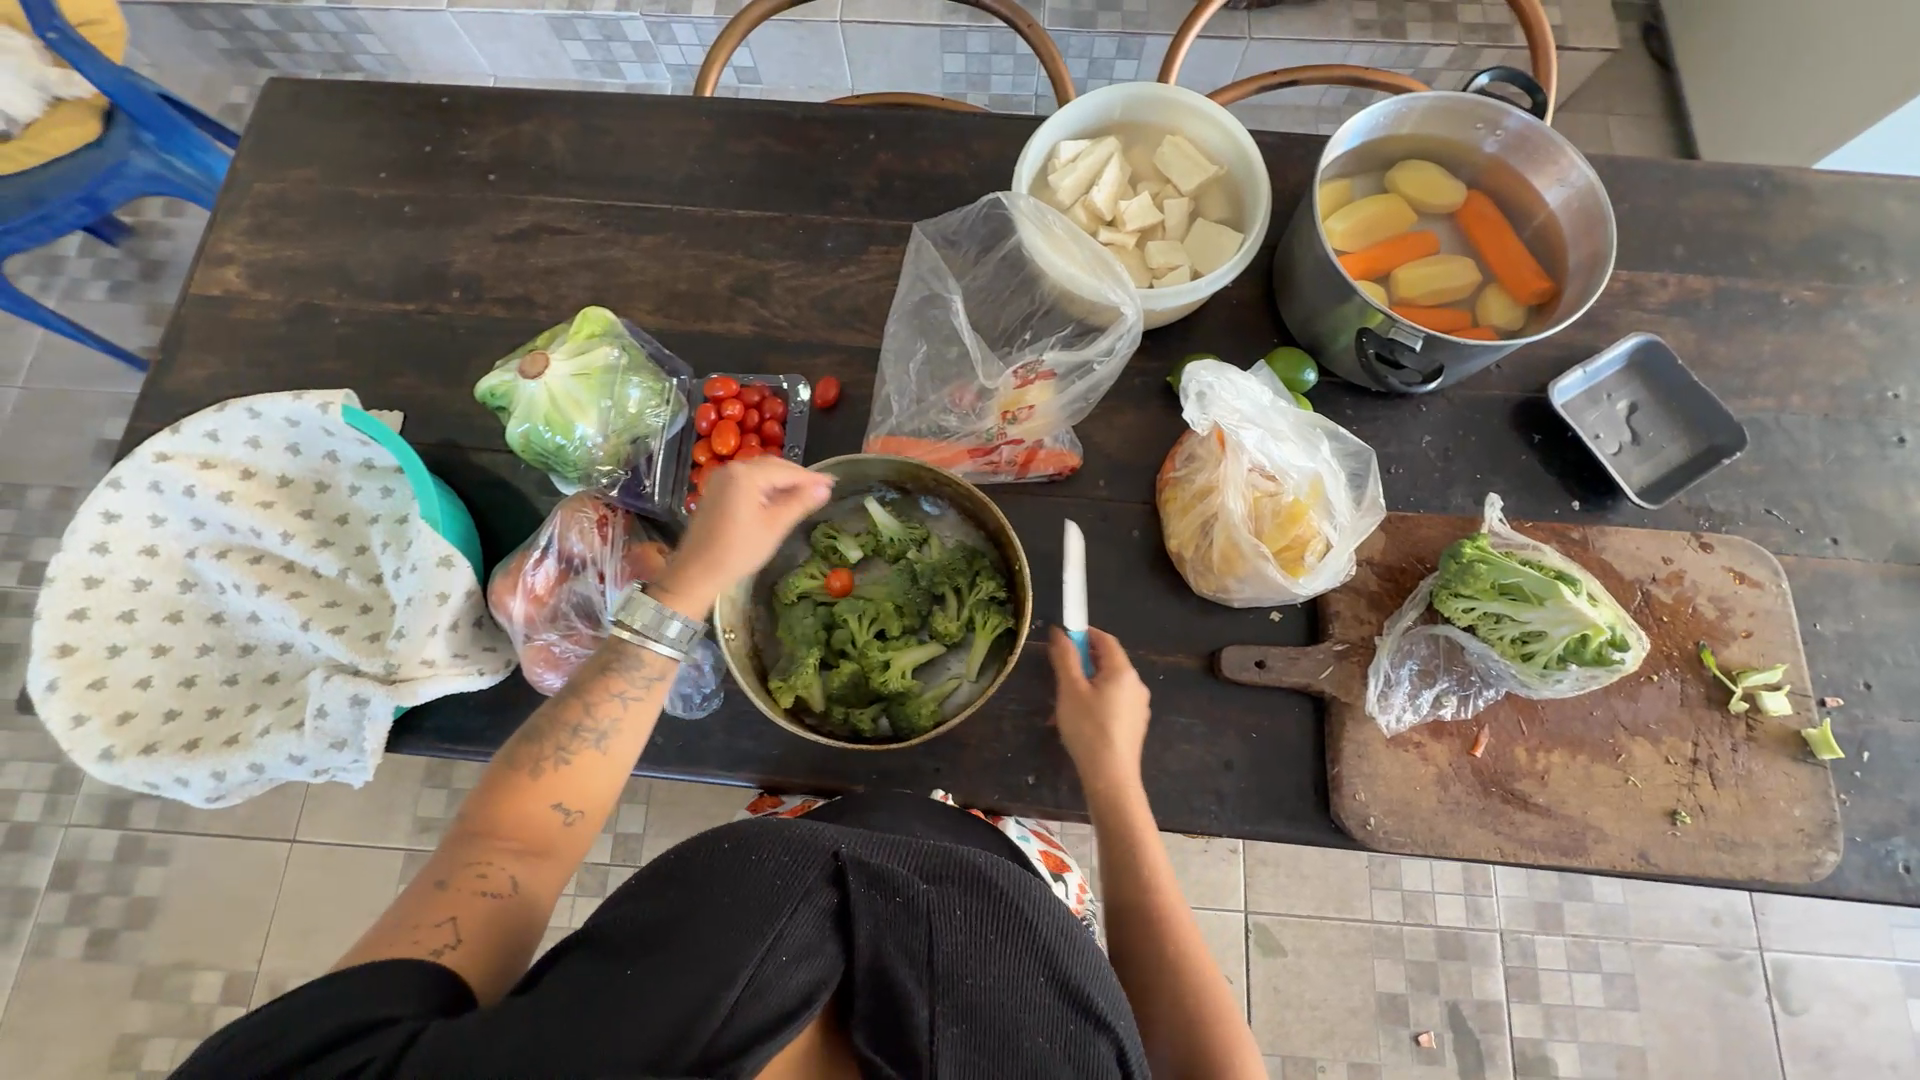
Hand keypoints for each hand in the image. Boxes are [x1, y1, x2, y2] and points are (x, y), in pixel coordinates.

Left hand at [655, 457, 833, 614]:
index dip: (812, 478)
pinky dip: (766, 487)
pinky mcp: (716, 491)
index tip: (834, 482)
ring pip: (760, 473)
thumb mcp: (775, 526)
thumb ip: (800, 502)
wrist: (696, 572)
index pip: (787, 471)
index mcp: (746, 475)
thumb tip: (825, 487)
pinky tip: (778, 500)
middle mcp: (732, 469)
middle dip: (797, 477)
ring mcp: (721, 479)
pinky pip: (747, 481)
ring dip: (782, 482)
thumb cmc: (738, 551)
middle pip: (773, 467)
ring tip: (804, 495)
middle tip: (821, 489)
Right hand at [1047, 626, 1150, 792]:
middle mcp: (1136, 684)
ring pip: (1109, 685)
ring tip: (1064, 704)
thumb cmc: (1088, 729)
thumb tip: (1060, 632)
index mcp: (1123, 671)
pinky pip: (1114, 703)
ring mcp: (1139, 706)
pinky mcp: (1135, 725)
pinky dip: (1096, 703)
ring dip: (1087, 686)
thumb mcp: (1070, 690)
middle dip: (1083, 663)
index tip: (1063, 639)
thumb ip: (1065, 658)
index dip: (1084, 634)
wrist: (1111, 777)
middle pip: (1108, 662)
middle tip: (1060, 675)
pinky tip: (1079, 722)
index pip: (1105, 639)